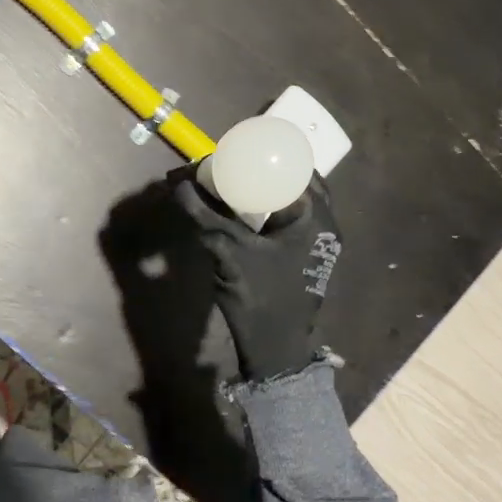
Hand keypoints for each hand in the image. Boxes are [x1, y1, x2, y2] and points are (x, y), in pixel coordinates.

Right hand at [174, 169, 340, 381]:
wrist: (275, 350)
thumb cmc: (259, 298)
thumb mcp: (228, 252)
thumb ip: (206, 216)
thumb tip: (179, 185)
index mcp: (315, 217)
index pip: (291, 168)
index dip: (260, 156)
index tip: (232, 151)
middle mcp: (323, 225)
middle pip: (292, 182)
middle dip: (260, 172)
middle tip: (228, 167)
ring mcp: (315, 243)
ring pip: (289, 202)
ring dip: (260, 192)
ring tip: (228, 186)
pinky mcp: (303, 257)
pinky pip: (284, 222)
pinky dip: (262, 212)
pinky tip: (238, 213)